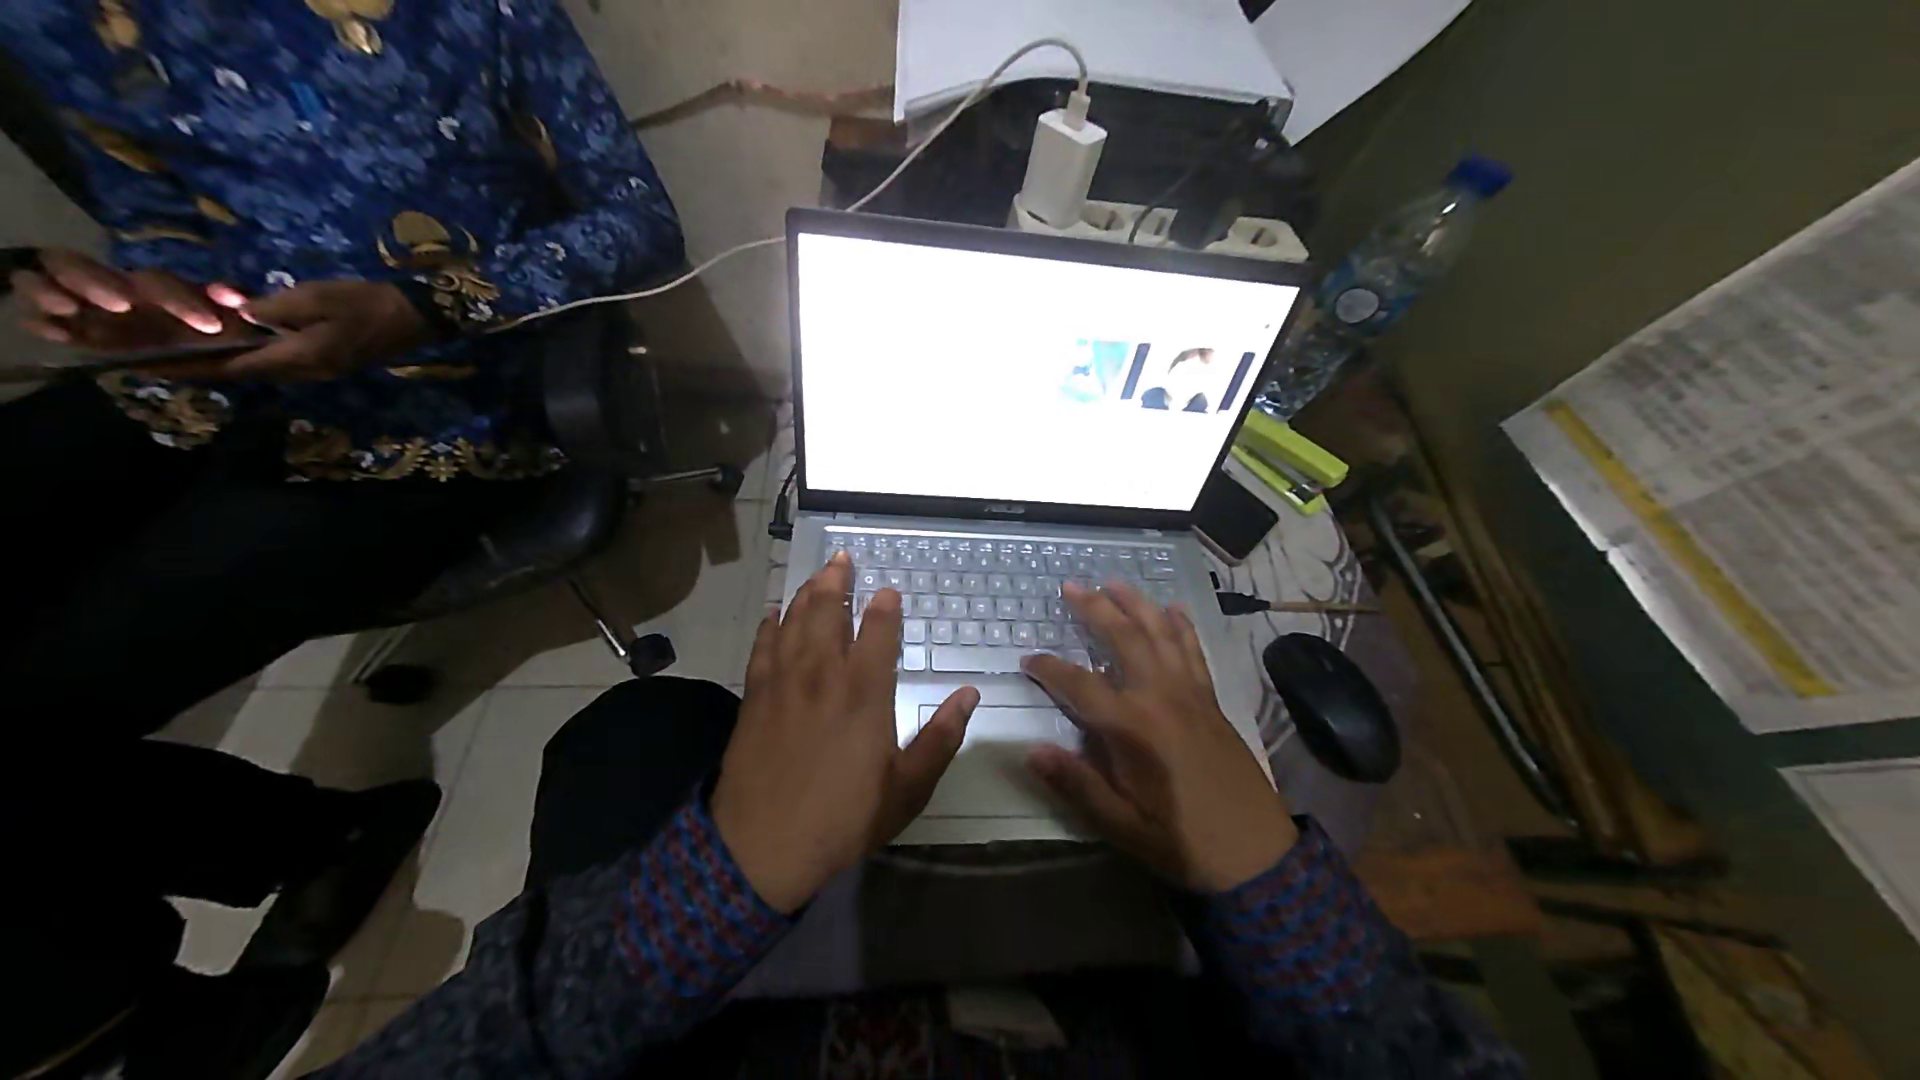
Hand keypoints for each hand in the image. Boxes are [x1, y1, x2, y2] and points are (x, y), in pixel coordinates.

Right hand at [10, 248, 233, 349]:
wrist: (215, 357)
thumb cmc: (226, 333)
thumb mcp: (241, 321)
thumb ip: (240, 306)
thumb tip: (234, 297)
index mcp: (156, 287)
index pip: (154, 279)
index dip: (175, 297)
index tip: (208, 325)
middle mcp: (114, 290)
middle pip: (77, 265)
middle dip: (94, 280)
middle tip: (122, 305)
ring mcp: (87, 308)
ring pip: (41, 280)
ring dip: (48, 290)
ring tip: (69, 308)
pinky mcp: (73, 331)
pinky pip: (37, 319)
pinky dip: (38, 322)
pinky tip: (59, 334)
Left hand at [163, 281, 432, 381]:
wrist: (418, 316)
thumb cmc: (366, 304)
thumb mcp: (312, 298)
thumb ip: (268, 307)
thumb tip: (235, 311)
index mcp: (300, 358)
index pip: (233, 367)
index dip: (189, 367)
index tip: (147, 367)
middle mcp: (308, 371)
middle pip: (248, 373)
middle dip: (205, 367)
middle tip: (162, 356)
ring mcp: (325, 368)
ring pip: (266, 369)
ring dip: (232, 362)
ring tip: (196, 350)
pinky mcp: (335, 361)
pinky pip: (284, 363)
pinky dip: (256, 356)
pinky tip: (244, 343)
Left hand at [710, 553, 978, 912]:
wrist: (761, 847)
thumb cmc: (843, 818)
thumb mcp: (907, 788)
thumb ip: (941, 738)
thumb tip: (969, 695)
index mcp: (864, 692)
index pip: (877, 631)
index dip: (884, 607)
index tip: (888, 591)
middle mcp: (823, 674)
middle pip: (828, 611)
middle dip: (837, 581)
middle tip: (842, 559)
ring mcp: (783, 682)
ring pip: (794, 621)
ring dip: (806, 593)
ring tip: (817, 575)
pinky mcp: (754, 696)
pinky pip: (762, 646)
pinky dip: (770, 624)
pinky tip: (775, 613)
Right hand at [1023, 581, 1297, 892]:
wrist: (1256, 855)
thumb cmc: (1181, 841)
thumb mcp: (1120, 823)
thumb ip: (1076, 783)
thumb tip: (1031, 751)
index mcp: (1132, 727)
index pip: (1079, 684)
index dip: (1049, 668)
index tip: (1027, 660)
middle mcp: (1161, 697)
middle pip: (1124, 638)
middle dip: (1096, 609)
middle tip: (1072, 586)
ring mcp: (1191, 694)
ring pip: (1161, 634)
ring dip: (1137, 604)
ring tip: (1115, 582)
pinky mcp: (1211, 700)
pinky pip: (1194, 651)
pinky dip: (1182, 626)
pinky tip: (1173, 609)